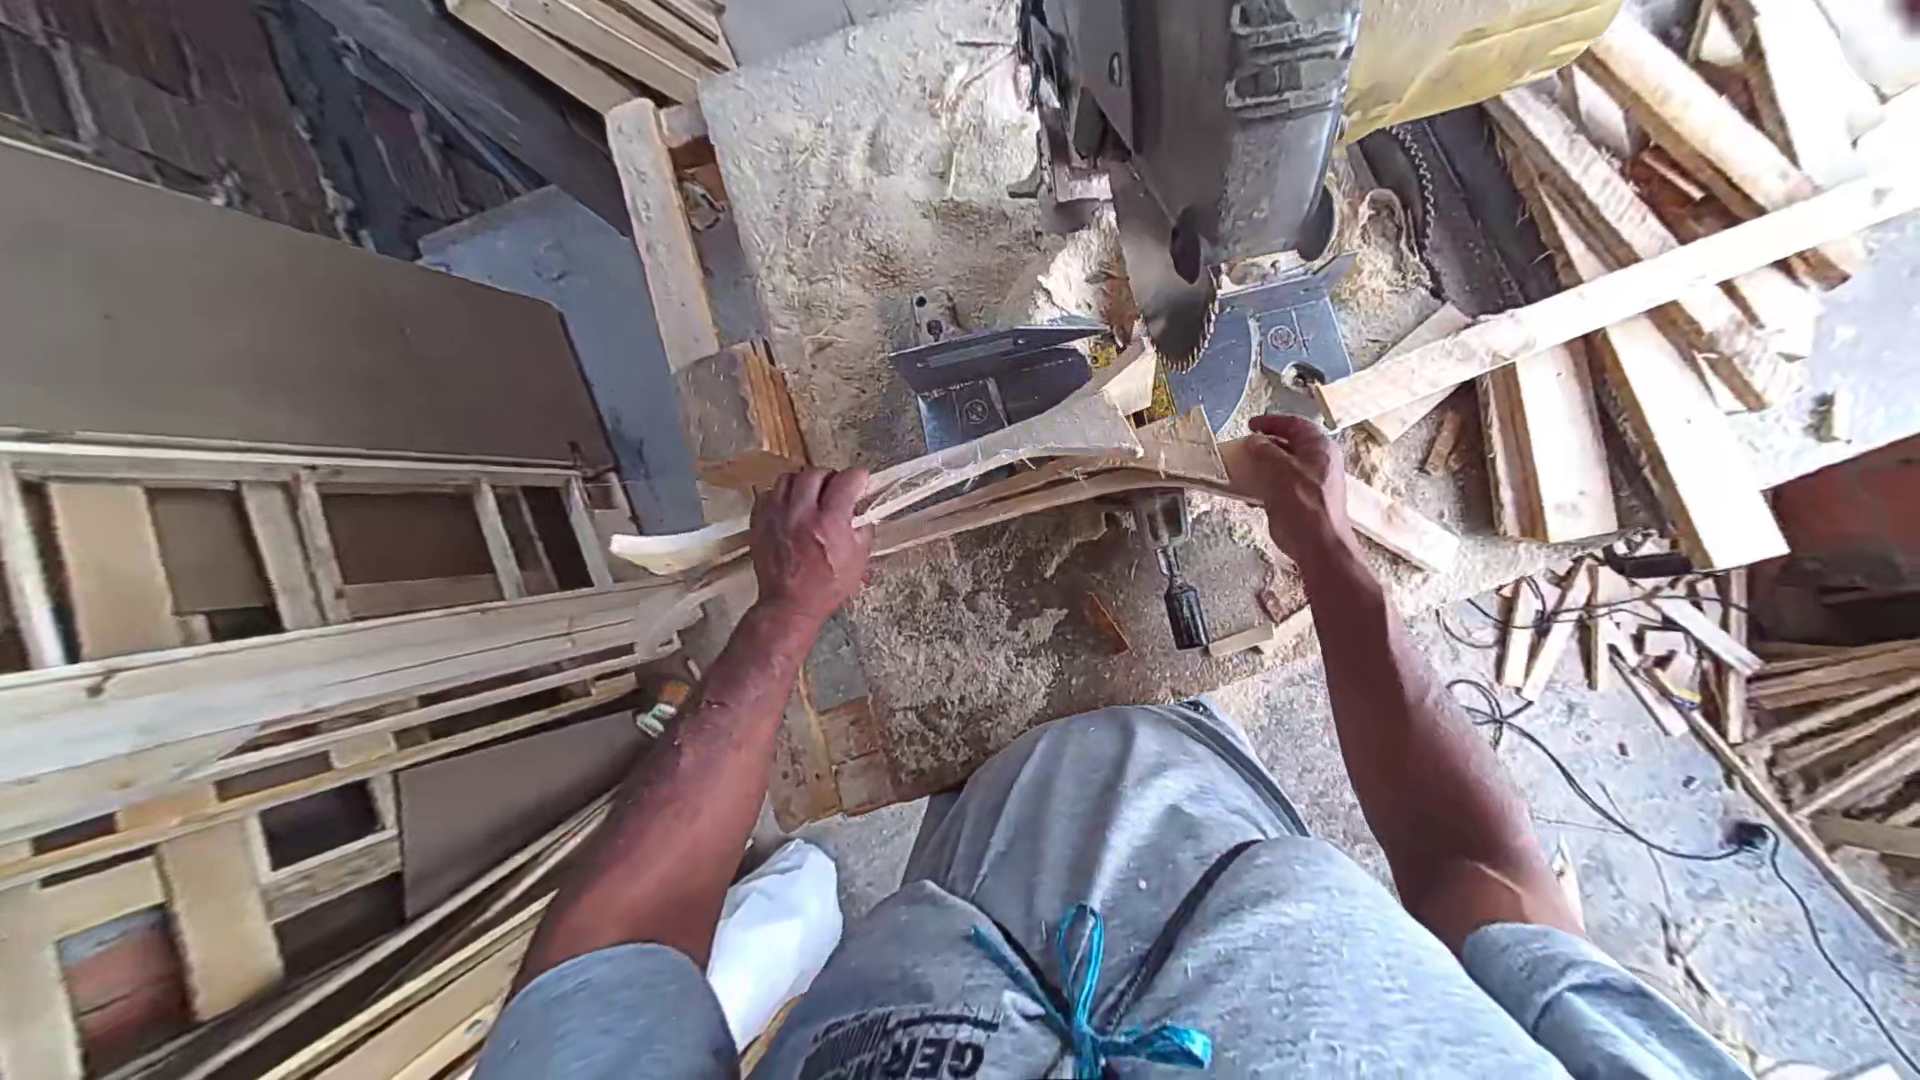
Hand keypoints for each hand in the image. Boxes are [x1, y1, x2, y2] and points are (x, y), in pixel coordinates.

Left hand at [749, 468, 872, 622]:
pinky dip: (782, 495)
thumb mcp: (859, 559)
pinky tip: (791, 507)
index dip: (858, 477)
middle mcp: (801, 514)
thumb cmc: (827, 586)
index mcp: (829, 522)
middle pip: (815, 473)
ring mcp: (776, 516)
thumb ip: (863, 528)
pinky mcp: (759, 522)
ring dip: (804, 482)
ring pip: (788, 478)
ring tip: (811, 495)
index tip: (861, 480)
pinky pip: (769, 494)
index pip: (846, 481)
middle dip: (830, 477)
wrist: (790, 604)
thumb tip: (861, 510)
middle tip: (836, 488)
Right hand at [1228, 414, 1360, 572]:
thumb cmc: (1303, 503)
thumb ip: (1265, 451)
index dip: (1272, 422)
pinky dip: (1264, 484)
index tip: (1250, 425)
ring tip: (1243, 468)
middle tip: (1244, 446)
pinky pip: (1280, 485)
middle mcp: (1319, 461)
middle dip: (1265, 445)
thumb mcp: (1281, 470)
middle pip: (1290, 445)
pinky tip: (1249, 492)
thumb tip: (1254, 441)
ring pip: (1283, 466)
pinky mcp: (1302, 500)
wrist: (1317, 543)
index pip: (1295, 424)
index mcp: (1319, 448)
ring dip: (1262, 465)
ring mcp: (1311, 482)